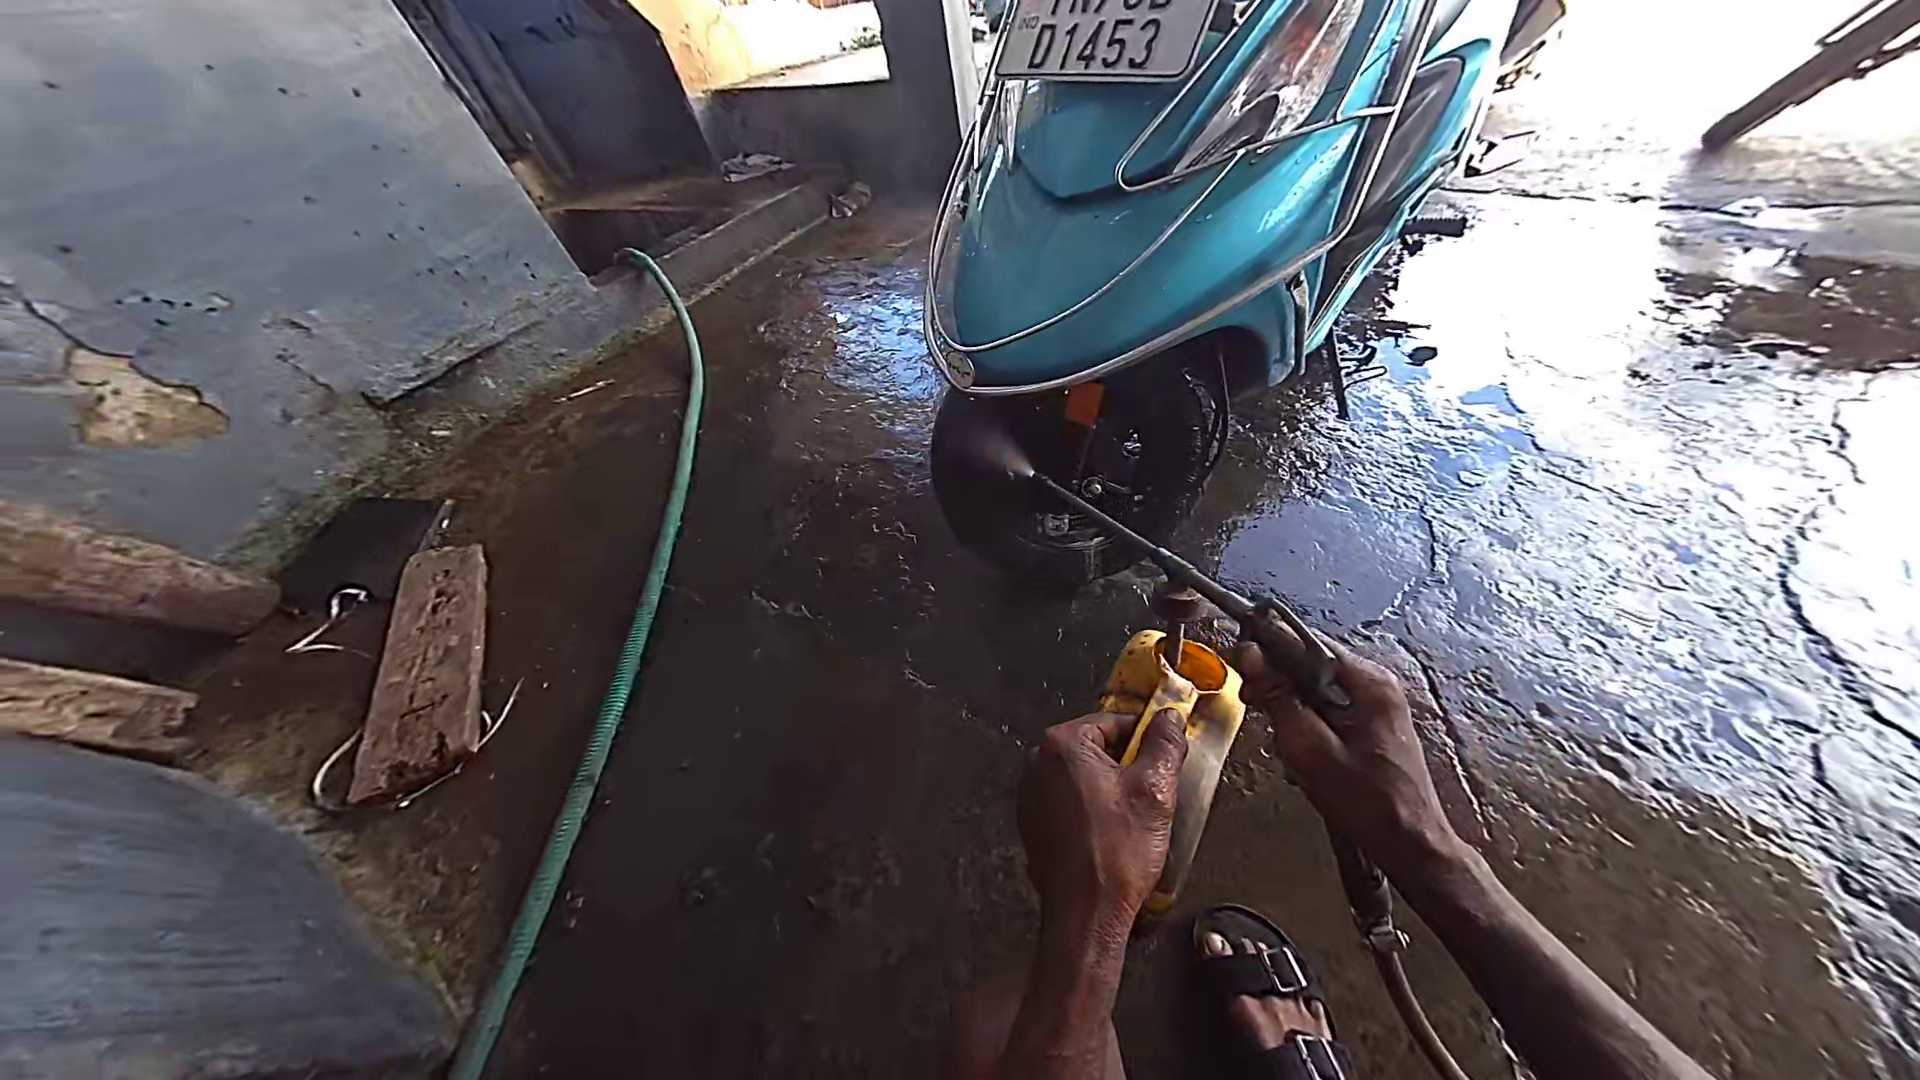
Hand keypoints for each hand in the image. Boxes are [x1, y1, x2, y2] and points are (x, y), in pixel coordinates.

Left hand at [1017, 710, 1187, 935]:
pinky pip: (1068, 797)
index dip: (1144, 738)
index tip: (1163, 757)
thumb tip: (1169, 717)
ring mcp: (1031, 790)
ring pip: (1083, 773)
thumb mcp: (1153, 790)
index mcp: (1061, 744)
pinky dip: (1090, 806)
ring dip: (1109, 787)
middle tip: (1151, 794)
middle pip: (1096, 746)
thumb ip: (1164, 745)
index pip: (1113, 722)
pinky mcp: (1032, 818)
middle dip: (1126, 765)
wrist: (1084, 913)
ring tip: (1132, 818)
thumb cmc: (1115, 853)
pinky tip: (1109, 832)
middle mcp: (1037, 761)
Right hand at [1232, 637, 1459, 874]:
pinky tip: (1294, 744)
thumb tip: (1250, 653)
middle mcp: (1373, 684)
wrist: (1412, 848)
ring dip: (1285, 703)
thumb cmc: (1365, 801)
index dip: (1265, 648)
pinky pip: (1322, 704)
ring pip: (1311, 685)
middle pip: (1307, 662)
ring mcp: (1372, 704)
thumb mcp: (1308, 746)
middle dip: (1274, 681)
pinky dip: (1301, 718)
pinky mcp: (1367, 723)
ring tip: (1276, 733)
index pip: (1303, 642)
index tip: (1236, 661)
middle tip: (1250, 701)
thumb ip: (1277, 696)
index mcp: (1367, 681)